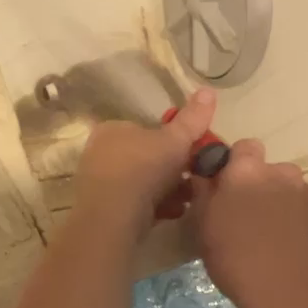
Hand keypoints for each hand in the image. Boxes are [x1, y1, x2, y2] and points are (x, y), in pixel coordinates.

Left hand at [70, 89, 217, 244]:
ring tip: (187, 200)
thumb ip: (193, 118)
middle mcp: (100, 154)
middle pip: (145, 159)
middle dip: (172, 171)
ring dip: (167, 192)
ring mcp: (99, 185)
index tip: (192, 155)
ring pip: (141, 184)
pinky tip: (172, 214)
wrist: (114, 216)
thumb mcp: (175, 140)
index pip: (146, 130)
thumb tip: (208, 91)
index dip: (171, 142)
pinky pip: (134, 205)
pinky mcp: (103, 211)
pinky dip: (154, 208)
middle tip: (195, 180)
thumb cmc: (144, 168)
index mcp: (112, 130)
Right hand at [186, 140, 307, 307]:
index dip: (233, 166)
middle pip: (268, 171)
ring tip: (270, 241)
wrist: (293, 297)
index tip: (224, 191)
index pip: (242, 147)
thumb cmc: (237, 262)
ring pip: (290, 192)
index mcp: (247, 171)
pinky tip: (290, 252)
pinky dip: (299, 224)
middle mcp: (282, 173)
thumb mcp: (204, 231)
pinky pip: (307, 212)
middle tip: (245, 221)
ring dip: (280, 206)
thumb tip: (202, 177)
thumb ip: (202, 197)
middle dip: (258, 188)